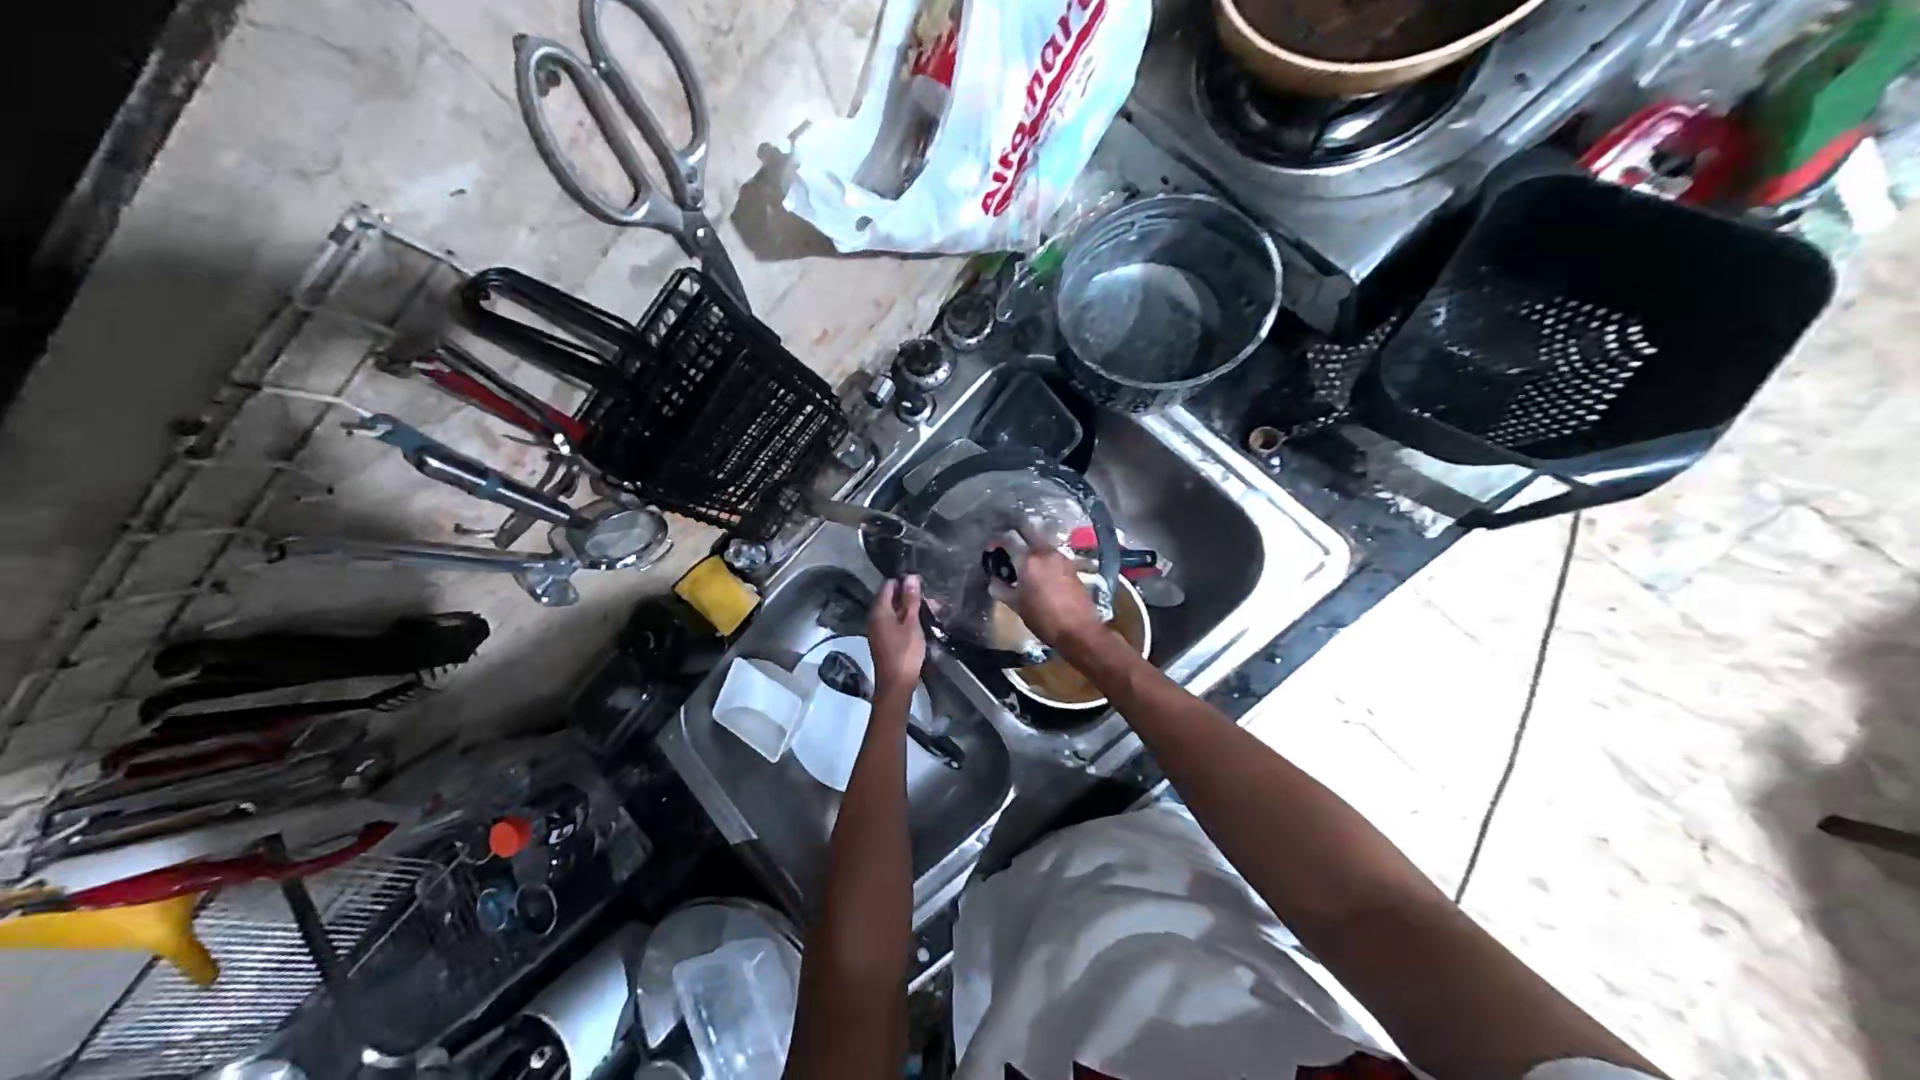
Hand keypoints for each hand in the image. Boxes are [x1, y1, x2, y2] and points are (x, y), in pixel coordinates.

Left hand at [867, 575, 925, 698]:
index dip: (905, 582)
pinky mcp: (883, 639)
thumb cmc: (905, 651)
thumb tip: (910, 577)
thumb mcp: (912, 622)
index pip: (888, 585)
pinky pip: (893, 622)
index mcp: (879, 610)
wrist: (896, 683)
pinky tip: (920, 624)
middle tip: (931, 601)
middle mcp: (874, 617)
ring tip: (931, 612)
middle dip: (910, 596)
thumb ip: (911, 599)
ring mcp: (877, 629)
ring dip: (910, 609)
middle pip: (891, 598)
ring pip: (894, 611)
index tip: (922, 585)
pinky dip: (906, 620)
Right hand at [988, 530, 1104, 648]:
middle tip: (1008, 545)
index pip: (1008, 539)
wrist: (1079, 629)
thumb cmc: (1043, 618)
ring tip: (1023, 557)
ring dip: (1031, 542)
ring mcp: (1061, 556)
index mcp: (1028, 560)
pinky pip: (1052, 551)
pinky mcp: (1071, 564)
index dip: (996, 540)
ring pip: (1042, 539)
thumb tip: (994, 582)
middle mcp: (1045, 552)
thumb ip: (1001, 590)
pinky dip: (1043, 554)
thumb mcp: (1017, 605)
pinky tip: (1039, 568)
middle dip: (1016, 532)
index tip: (991, 548)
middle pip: (1028, 529)